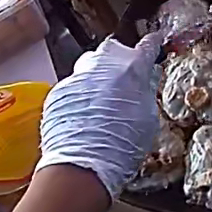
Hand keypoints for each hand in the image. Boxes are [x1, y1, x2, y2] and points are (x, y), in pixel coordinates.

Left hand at [35, 32, 163, 199]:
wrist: (81, 166)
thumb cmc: (122, 144)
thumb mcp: (149, 116)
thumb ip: (146, 91)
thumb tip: (145, 83)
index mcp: (134, 66)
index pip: (148, 44)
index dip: (152, 45)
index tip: (154, 44)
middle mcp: (105, 63)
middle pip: (113, 49)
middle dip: (118, 59)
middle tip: (122, 79)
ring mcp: (78, 76)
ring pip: (89, 66)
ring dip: (96, 76)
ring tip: (99, 99)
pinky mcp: (57, 92)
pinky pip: (72, 86)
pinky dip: (78, 96)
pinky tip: (81, 115)